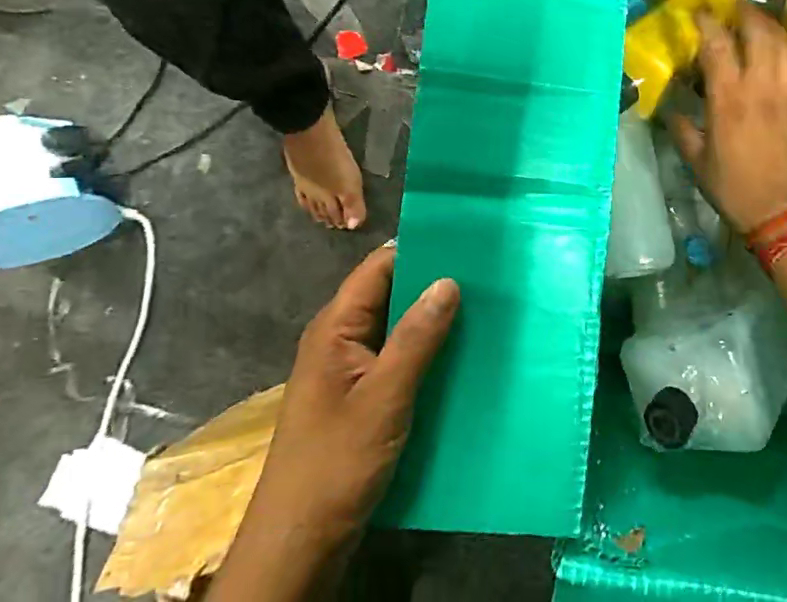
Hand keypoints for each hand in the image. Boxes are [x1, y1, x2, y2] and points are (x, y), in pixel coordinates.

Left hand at [210, 245, 457, 601]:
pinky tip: (460, 355)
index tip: (466, 244)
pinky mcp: (360, 396)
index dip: (418, 251)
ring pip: (395, 327)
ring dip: (432, 320)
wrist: (300, 542)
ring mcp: (349, 369)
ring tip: (484, 310)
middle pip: (388, 294)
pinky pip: (396, 358)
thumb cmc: (336, 463)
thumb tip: (449, 280)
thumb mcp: (384, 397)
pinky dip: (425, 351)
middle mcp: (339, 339)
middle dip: (432, 284)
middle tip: (486, 278)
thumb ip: (417, 337)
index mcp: (335, 327)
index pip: (378, 267)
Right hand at [669, 6, 786, 232]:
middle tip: (736, 7)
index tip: (700, 10)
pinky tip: (782, 54)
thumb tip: (672, 111)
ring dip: (771, 26)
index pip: (717, 45)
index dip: (707, 22)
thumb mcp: (698, 163)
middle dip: (746, 13)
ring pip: (785, 45)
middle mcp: (762, 87)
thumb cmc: (736, 189)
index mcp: (729, 99)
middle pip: (759, 33)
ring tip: (760, 22)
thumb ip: (684, 131)